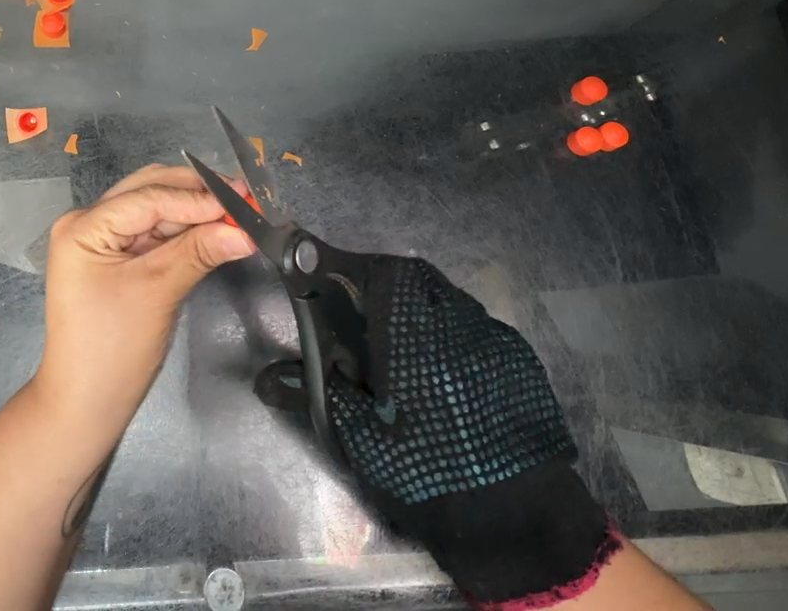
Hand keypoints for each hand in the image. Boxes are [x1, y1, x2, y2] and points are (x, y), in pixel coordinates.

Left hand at [31, 164, 255, 427]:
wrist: (86, 402)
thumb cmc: (112, 349)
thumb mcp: (157, 292)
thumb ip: (198, 252)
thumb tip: (244, 230)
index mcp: (83, 226)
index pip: (147, 197)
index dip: (195, 198)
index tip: (240, 202)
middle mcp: (87, 224)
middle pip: (149, 192)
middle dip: (195, 195)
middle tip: (242, 200)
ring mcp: (101, 241)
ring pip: (154, 210)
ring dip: (193, 211)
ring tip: (235, 214)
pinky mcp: (117, 259)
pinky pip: (153, 233)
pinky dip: (183, 231)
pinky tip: (213, 232)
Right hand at [320, 255, 618, 607]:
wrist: (514, 518)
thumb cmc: (427, 473)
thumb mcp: (362, 438)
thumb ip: (318, 392)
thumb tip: (265, 379)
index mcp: (412, 338)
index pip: (387, 271)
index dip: (362, 268)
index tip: (343, 281)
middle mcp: (456, 326)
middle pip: (420, 277)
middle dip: (392, 284)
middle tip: (373, 314)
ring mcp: (496, 340)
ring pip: (452, 299)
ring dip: (425, 307)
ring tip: (411, 346)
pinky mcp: (523, 360)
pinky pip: (480, 327)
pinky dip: (456, 333)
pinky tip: (449, 372)